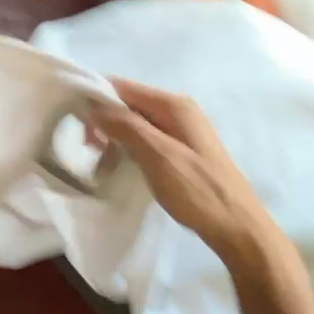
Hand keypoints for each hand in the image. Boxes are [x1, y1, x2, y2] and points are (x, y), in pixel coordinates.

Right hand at [90, 79, 285, 272]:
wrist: (236, 226)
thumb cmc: (197, 190)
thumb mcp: (157, 156)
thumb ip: (126, 126)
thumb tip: (94, 106)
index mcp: (174, 105)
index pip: (123, 87)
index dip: (97, 100)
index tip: (77, 126)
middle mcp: (178, 110)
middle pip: (128, 105)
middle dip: (104, 122)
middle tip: (89, 150)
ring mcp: (181, 131)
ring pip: (135, 124)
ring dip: (114, 139)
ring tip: (102, 164)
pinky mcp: (180, 151)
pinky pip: (145, 141)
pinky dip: (129, 151)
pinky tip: (121, 169)